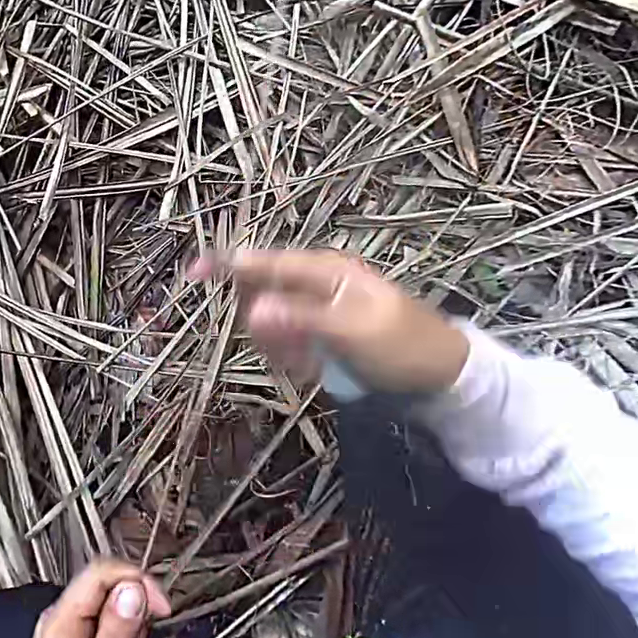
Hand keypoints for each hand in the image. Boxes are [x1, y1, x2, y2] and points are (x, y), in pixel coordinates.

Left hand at [17, 561, 172, 637]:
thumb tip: (132, 590)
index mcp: (55, 630)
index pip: (96, 576)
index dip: (132, 579)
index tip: (159, 602)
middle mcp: (62, 625)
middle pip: (106, 584)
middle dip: (136, 599)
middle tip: (156, 625)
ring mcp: (74, 636)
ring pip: (114, 603)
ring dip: (134, 623)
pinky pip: (116, 626)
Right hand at [188, 249, 469, 393]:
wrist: (444, 376)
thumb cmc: (404, 346)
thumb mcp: (352, 332)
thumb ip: (300, 319)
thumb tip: (251, 309)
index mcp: (325, 271)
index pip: (266, 262)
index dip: (228, 264)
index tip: (194, 272)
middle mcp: (316, 284)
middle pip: (263, 294)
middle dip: (265, 327)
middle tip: (292, 355)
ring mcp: (317, 309)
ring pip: (272, 323)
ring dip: (281, 347)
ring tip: (312, 365)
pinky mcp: (320, 332)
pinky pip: (288, 341)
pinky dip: (293, 357)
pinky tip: (316, 368)